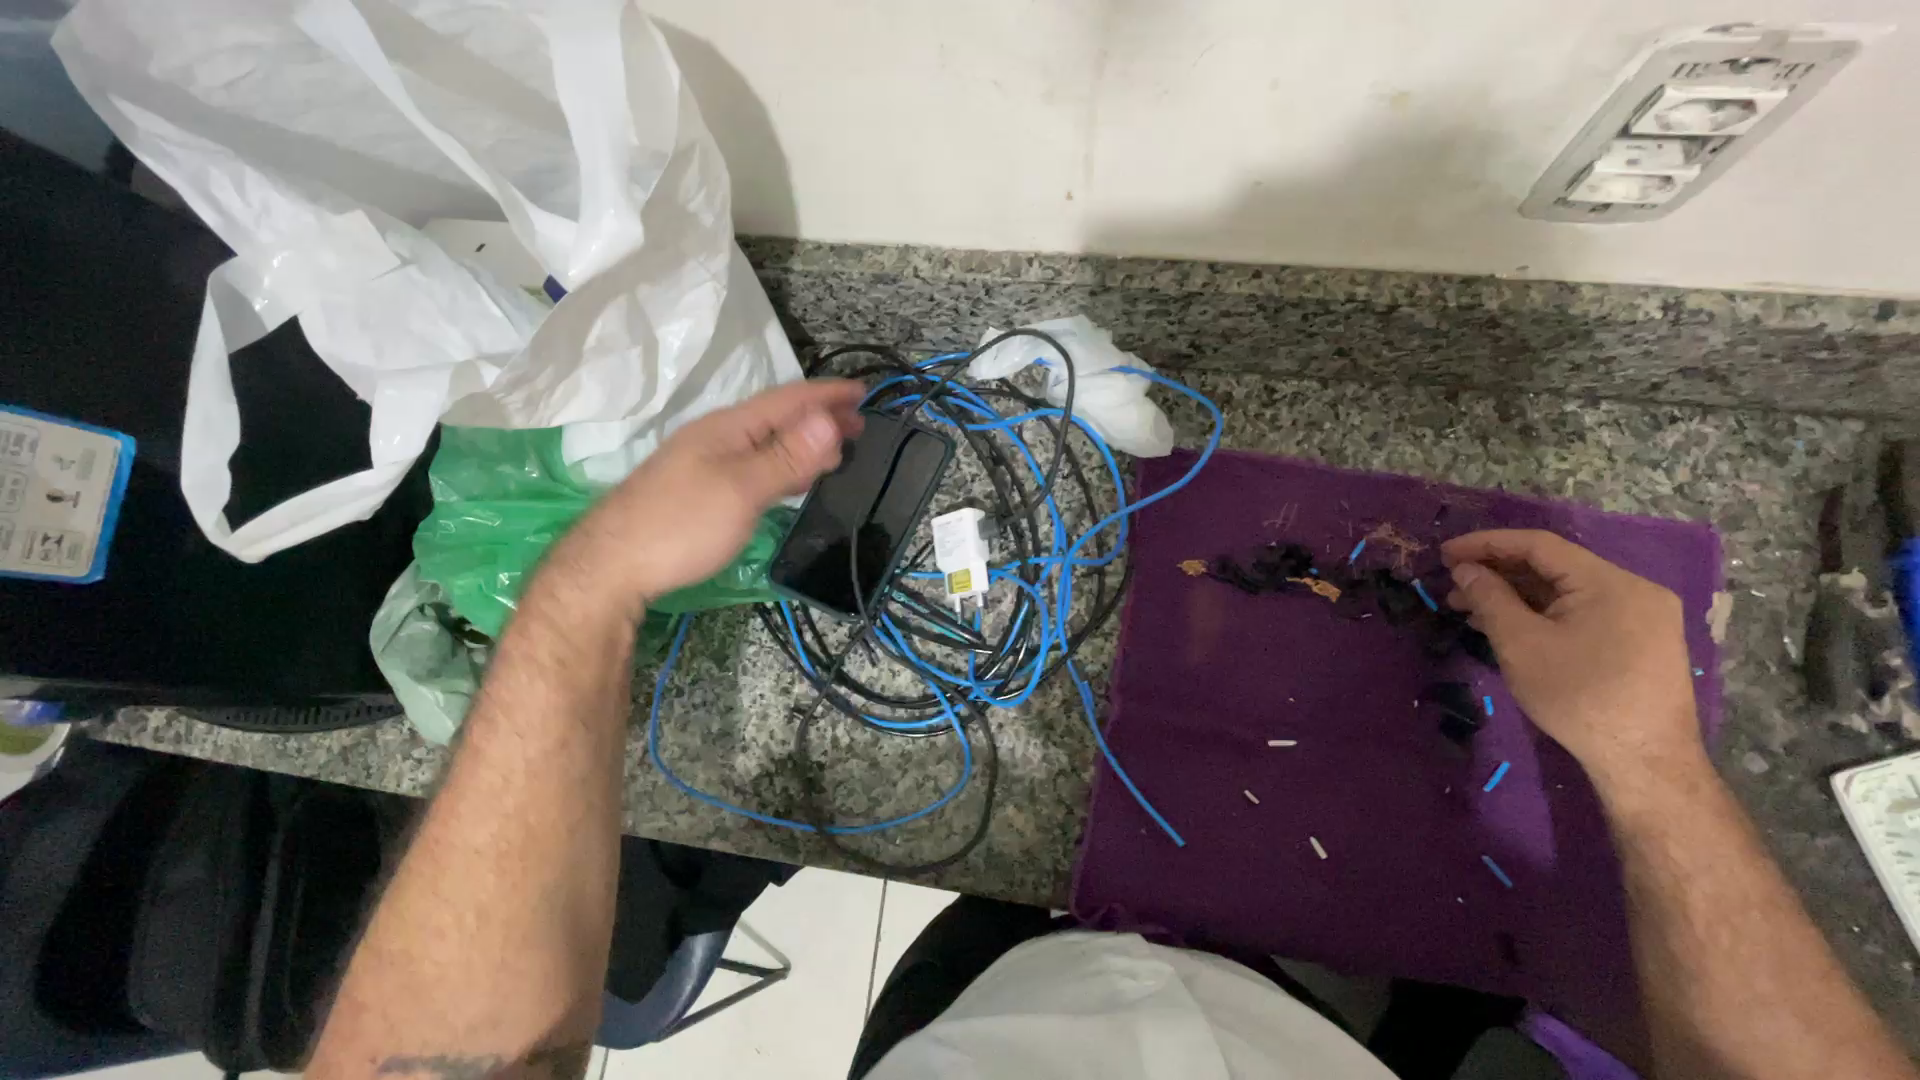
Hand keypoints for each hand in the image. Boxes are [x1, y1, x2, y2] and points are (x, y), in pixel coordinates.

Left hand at [554, 379, 864, 618]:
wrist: (612, 566)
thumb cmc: (680, 525)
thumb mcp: (741, 489)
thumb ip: (786, 457)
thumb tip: (829, 420)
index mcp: (728, 429)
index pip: (787, 401)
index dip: (826, 395)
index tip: (864, 392)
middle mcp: (716, 439)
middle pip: (777, 419)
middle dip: (820, 418)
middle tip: (860, 424)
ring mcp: (705, 464)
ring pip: (765, 443)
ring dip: (803, 443)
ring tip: (836, 451)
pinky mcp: (701, 491)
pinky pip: (755, 466)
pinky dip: (783, 467)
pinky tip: (790, 483)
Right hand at [1442, 529, 1705, 789]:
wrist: (1644, 760)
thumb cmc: (1578, 696)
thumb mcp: (1521, 644)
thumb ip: (1489, 598)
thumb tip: (1464, 569)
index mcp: (1610, 583)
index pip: (1539, 545)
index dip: (1486, 544)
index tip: (1444, 554)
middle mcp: (1633, 589)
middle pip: (1553, 567)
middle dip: (1497, 573)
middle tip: (1451, 586)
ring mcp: (1641, 616)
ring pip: (1565, 591)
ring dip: (1515, 595)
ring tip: (1468, 610)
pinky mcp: (1639, 640)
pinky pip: (1581, 611)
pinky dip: (1541, 613)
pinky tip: (1508, 626)